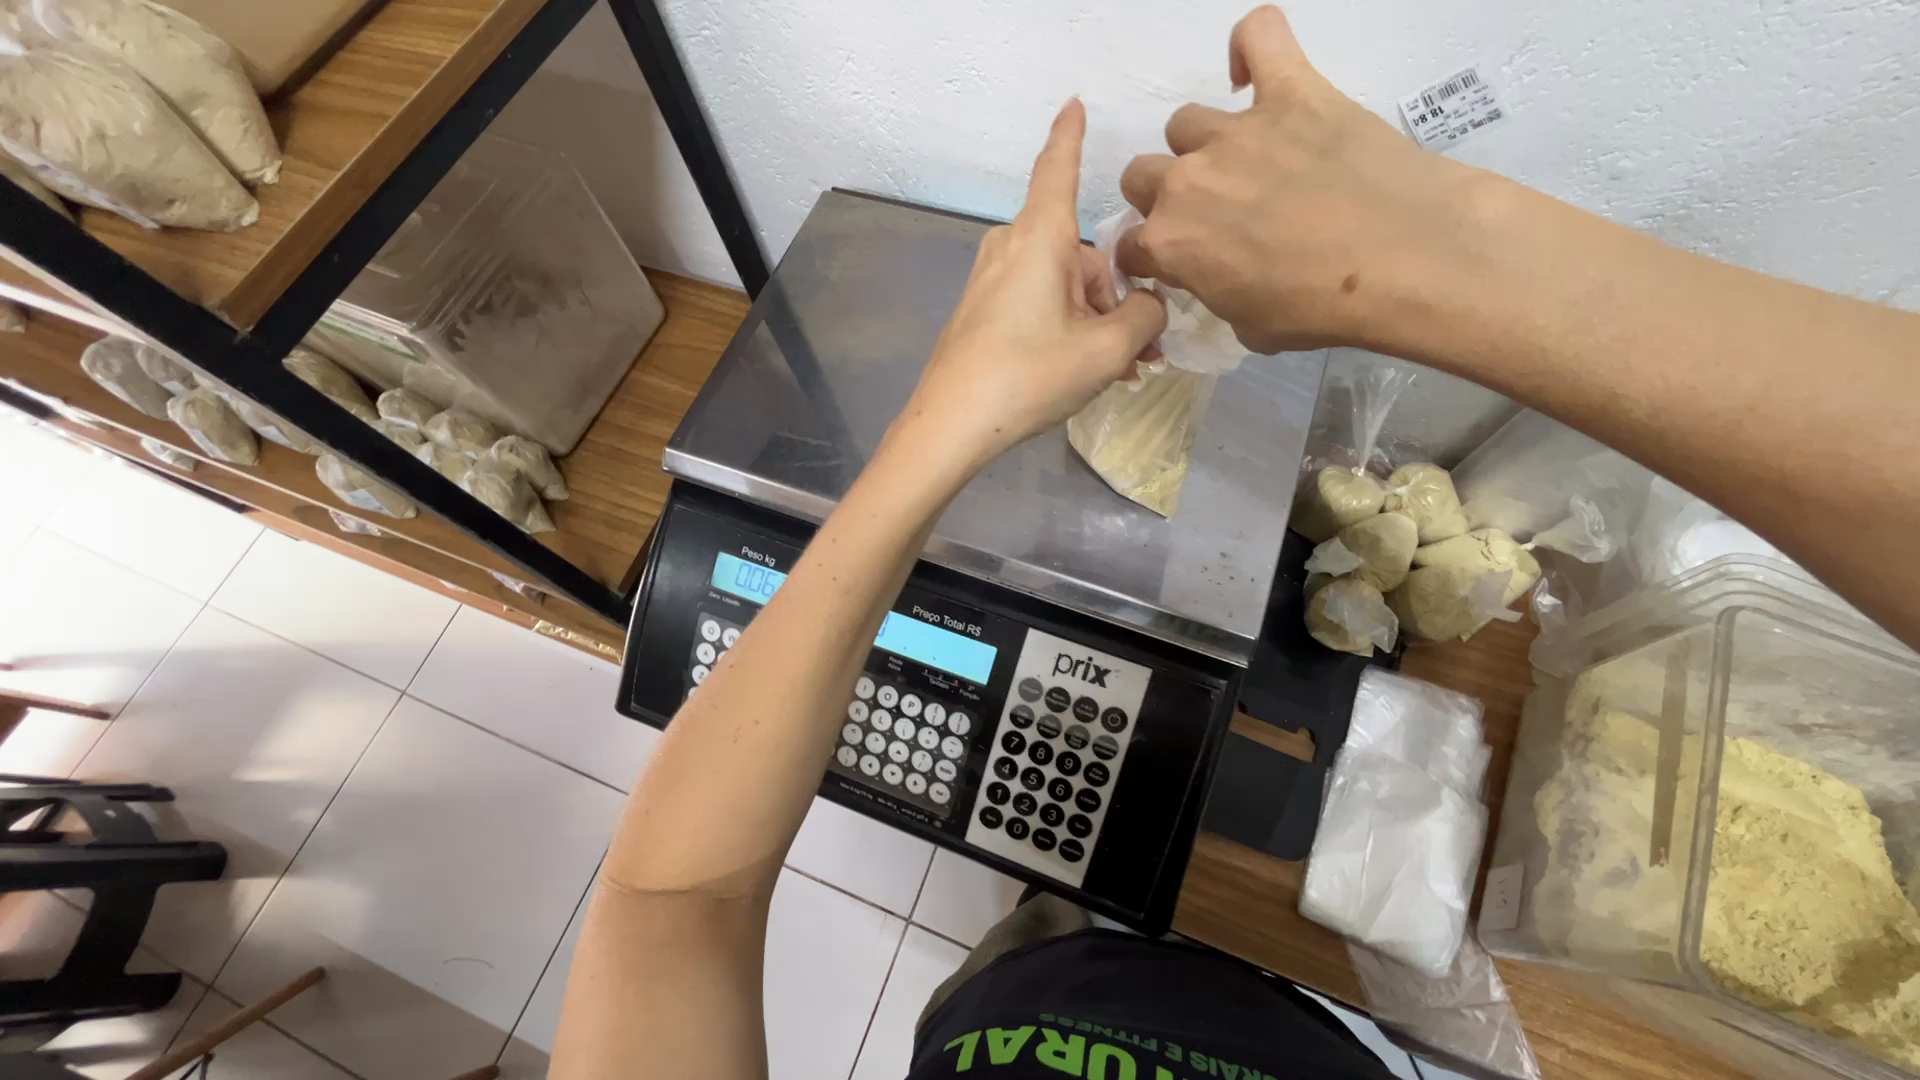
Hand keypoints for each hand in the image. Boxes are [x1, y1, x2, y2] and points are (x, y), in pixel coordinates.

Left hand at [896, 99, 1166, 473]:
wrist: (950, 425)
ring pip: (1062, 288)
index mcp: (1040, 238)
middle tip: (1141, 355)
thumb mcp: (1105, 350)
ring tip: (1118, 374)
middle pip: (1080, 255)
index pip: (1058, 168)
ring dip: (1096, 324)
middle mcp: (1012, 248)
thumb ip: (1145, 317)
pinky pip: (1037, 307)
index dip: (1070, 136)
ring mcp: (991, 283)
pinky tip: (1083, 373)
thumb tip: (1150, 306)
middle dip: (1115, 300)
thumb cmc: (1029, 375)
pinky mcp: (981, 314)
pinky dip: (1066, 331)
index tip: (1074, 104)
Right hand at [1117, 6, 1507, 354]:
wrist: (1402, 262)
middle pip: (1141, 175)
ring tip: (1243, 162)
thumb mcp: (1246, 327)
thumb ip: (1214, 290)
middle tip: (1208, 214)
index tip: (1176, 263)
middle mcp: (1186, 181)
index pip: (1131, 245)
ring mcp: (1236, 130)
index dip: (1150, 257)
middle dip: (1164, 198)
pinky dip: (1250, 48)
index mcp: (1169, 242)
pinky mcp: (1292, 89)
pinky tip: (1256, 76)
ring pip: (1185, 123)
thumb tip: (1219, 273)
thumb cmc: (1318, 311)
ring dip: (1202, 145)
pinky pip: (1257, 35)